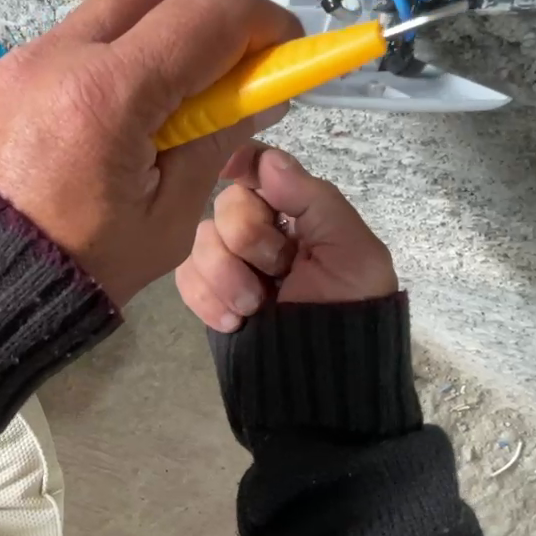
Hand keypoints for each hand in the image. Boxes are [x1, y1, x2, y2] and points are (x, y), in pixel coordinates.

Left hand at [0, 0, 301, 303]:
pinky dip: (95, 65)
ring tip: (157, 105)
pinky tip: (97, 124)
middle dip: (206, 8)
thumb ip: (217, 140)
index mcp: (103, 98)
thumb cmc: (75, 271)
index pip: (206, 12)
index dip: (260, 23)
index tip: (278, 53)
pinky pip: (57, 48)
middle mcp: (50, 60)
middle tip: (226, 63)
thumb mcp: (166, 220)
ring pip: (101, 11)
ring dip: (147, 37)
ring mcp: (9, 66)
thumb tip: (259, 92)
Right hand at [178, 144, 396, 331]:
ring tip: (253, 308)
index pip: (257, 167)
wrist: (318, 377)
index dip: (240, 163)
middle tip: (277, 274)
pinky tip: (233, 321)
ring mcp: (226, 262)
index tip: (230, 171)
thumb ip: (313, 199)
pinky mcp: (205, 291)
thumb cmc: (347, 309)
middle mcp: (256, 229)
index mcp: (295, 210)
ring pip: (198, 243)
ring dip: (226, 277)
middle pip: (224, 205)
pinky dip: (206, 299)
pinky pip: (183, 277)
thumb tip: (268, 158)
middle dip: (248, 241)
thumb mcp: (352, 251)